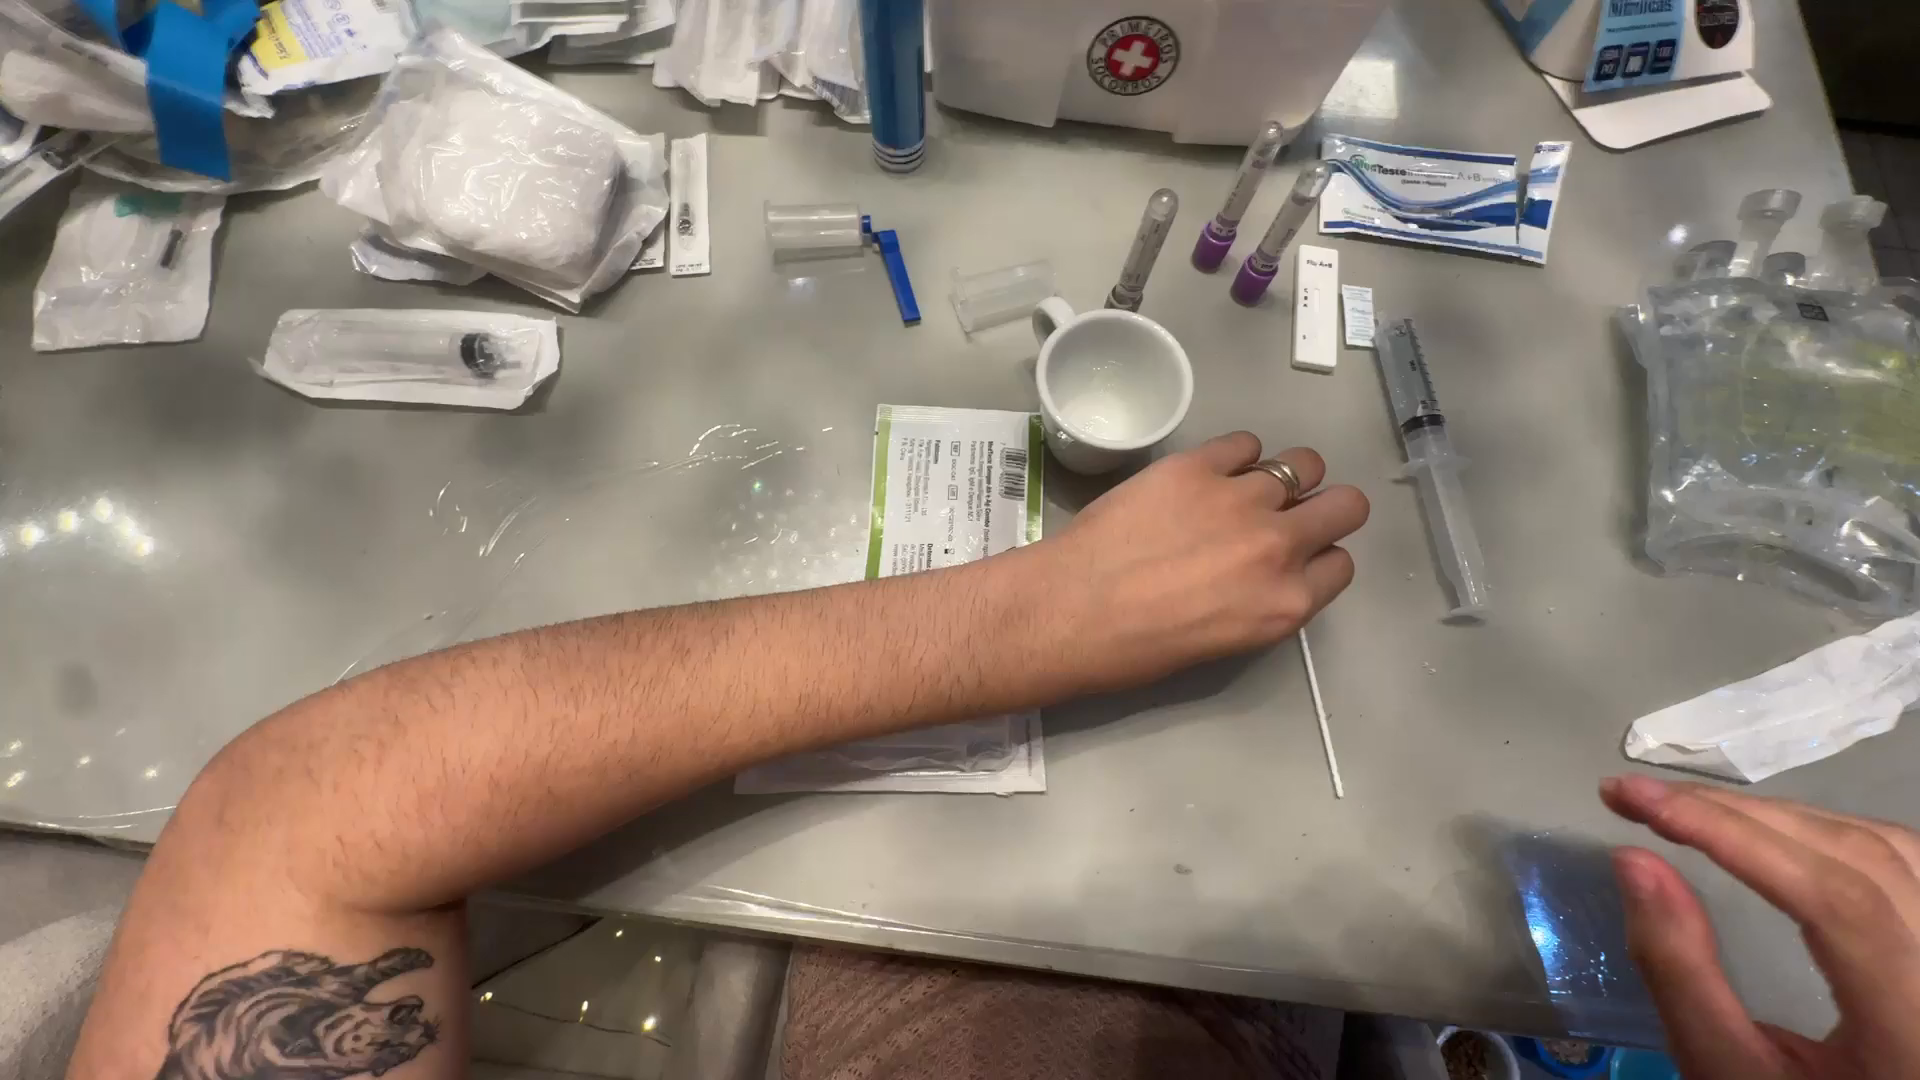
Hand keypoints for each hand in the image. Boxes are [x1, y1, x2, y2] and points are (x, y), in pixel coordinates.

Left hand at [1028, 431, 1368, 694]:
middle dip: (1323, 508)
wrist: (1070, 609)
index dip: (1319, 556)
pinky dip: (1235, 454)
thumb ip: (1258, 602)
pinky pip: (1243, 442)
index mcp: (1286, 604)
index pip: (1340, 564)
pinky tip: (1209, 471)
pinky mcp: (1196, 466)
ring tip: (1242, 489)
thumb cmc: (1133, 649)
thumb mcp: (1220, 643)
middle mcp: (1278, 547)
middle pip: (1345, 506)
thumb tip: (1258, 574)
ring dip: (1281, 477)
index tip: (1295, 555)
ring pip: (1302, 465)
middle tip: (1284, 514)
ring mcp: (1239, 500)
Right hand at [1602, 774, 1919, 1079]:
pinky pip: (1909, 861)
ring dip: (1776, 816)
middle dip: (1734, 813)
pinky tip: (1765, 832)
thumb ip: (1678, 968)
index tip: (1630, 798)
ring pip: (1891, 848)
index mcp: (1917, 1033)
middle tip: (1636, 796)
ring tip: (1689, 809)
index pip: (1834, 899)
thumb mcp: (1724, 1067)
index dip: (1728, 833)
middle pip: (1860, 861)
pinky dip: (1824, 831)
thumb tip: (1632, 858)